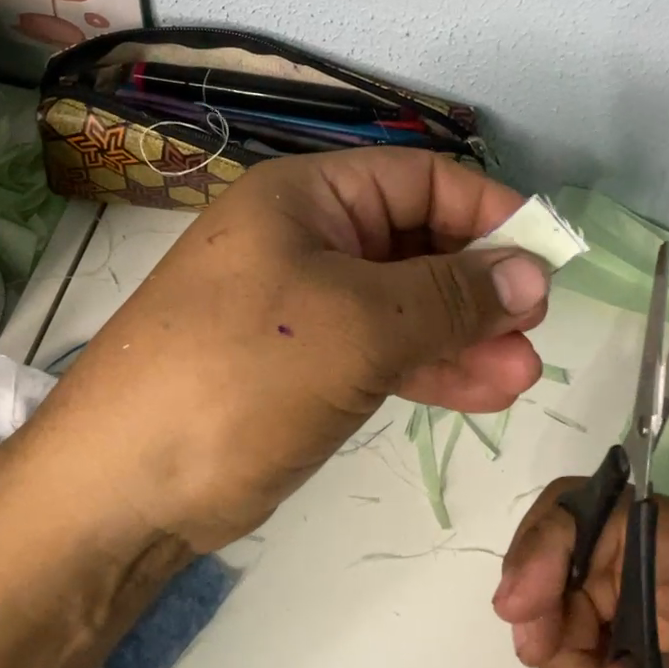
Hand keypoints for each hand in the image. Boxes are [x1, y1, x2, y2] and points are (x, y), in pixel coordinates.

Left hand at [35, 147, 553, 550]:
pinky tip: (484, 390)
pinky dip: (430, 365)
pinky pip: (382, 349)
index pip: (418, 179)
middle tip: (536, 324)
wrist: (123, 487)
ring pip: (404, 302)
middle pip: (415, 241)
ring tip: (523, 370)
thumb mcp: (356, 323)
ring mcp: (303, 304)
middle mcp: (305, 238)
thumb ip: (449, 295)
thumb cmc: (240, 372)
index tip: (545, 253)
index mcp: (306, 197)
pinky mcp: (304, 363)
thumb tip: (530, 271)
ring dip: (464, 332)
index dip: (486, 210)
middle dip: (479, 282)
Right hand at [495, 482, 668, 667]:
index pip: (621, 511)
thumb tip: (607, 666)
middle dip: (542, 579)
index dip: (559, 540)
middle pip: (586, 534)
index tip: (517, 606)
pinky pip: (591, 619)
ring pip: (576, 577)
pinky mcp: (657, 629)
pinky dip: (568, 646)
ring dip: (551, 621)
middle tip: (531, 647)